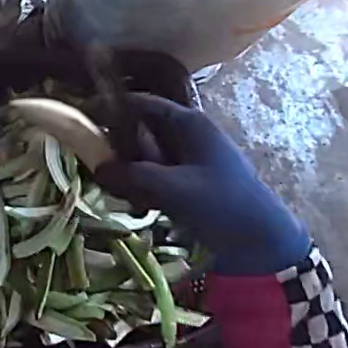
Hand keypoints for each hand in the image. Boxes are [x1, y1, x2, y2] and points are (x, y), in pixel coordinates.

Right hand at [93, 94, 310, 274]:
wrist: (263, 244)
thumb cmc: (224, 205)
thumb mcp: (175, 188)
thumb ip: (134, 176)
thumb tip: (97, 167)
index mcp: (189, 124)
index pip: (142, 103)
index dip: (113, 107)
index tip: (84, 117)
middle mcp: (187, 136)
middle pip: (141, 131)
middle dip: (120, 148)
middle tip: (100, 165)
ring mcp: (188, 161)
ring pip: (145, 157)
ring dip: (131, 172)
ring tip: (121, 190)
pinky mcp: (188, 184)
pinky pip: (155, 177)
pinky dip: (143, 188)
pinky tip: (140, 204)